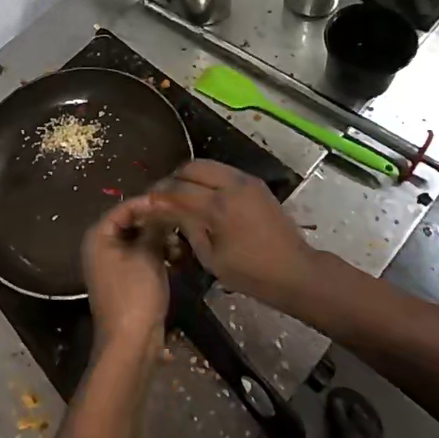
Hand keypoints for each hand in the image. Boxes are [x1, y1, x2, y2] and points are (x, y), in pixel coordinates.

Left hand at [80, 197, 170, 355]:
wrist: (130, 342)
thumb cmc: (135, 294)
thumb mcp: (148, 255)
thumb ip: (155, 227)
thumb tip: (163, 207)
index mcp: (99, 237)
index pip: (124, 207)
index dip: (148, 203)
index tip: (174, 201)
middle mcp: (102, 247)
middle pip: (132, 223)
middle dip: (157, 224)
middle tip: (181, 223)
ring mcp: (113, 265)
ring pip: (140, 241)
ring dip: (160, 241)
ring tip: (179, 246)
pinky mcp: (126, 280)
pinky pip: (142, 258)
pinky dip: (158, 256)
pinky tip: (177, 259)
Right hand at [148, 160, 334, 307]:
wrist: (293, 270)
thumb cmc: (249, 272)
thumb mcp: (210, 256)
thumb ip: (186, 226)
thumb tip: (164, 209)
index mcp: (218, 206)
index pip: (177, 190)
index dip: (157, 195)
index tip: (144, 202)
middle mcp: (232, 185)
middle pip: (191, 167)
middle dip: (172, 179)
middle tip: (162, 196)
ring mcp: (246, 181)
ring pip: (208, 164)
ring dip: (190, 176)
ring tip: (180, 195)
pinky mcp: (255, 183)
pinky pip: (223, 171)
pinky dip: (208, 177)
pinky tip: (202, 196)